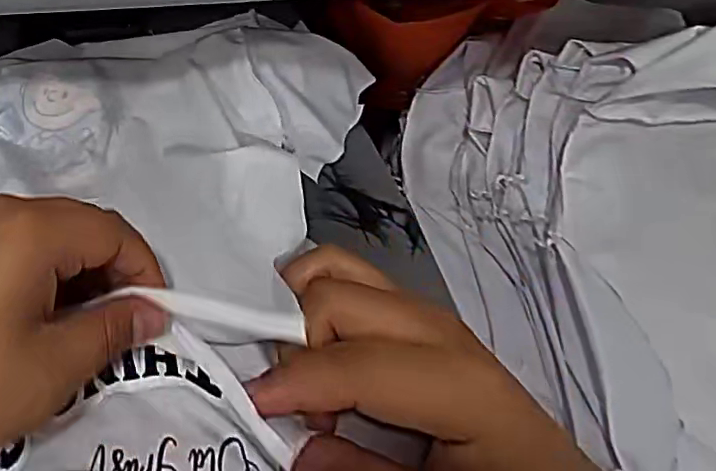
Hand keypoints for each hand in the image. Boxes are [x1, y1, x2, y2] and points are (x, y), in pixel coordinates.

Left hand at [0, 195, 170, 470]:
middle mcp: (7, 212)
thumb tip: (151, 312)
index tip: (157, 322)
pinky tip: (37, 333)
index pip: (114, 231)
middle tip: (121, 338)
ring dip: (79, 286)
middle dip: (113, 279)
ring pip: (54, 243)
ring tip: (78, 345)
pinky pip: (22, 254)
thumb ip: (111, 332)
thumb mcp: (51, 368)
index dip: (145, 273)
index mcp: (34, 226)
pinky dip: (46, 285)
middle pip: (84, 230)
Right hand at [247, 246, 595, 470]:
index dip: (298, 381)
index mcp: (458, 383)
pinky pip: (347, 274)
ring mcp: (422, 310)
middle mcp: (437, 329)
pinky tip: (318, 342)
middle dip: (295, 338)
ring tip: (301, 361)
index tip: (257, 400)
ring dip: (299, 300)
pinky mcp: (409, 309)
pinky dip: (314, 291)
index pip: (356, 364)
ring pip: (337, 265)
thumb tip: (297, 450)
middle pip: (336, 296)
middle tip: (292, 397)